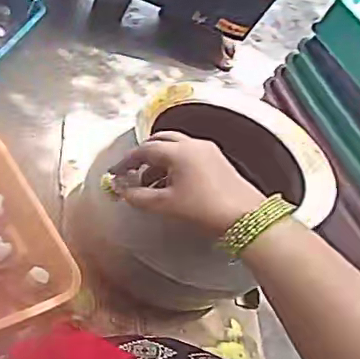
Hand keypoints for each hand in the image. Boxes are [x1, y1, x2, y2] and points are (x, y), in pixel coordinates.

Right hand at [107, 130, 271, 235]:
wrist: (245, 218)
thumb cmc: (202, 209)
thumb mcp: (163, 205)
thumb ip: (136, 195)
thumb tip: (119, 188)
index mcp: (178, 151)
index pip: (144, 149)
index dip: (126, 161)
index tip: (115, 173)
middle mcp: (193, 144)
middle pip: (160, 140)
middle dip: (142, 155)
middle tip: (130, 171)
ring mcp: (207, 150)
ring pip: (174, 147)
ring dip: (157, 161)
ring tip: (147, 184)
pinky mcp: (216, 160)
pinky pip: (187, 155)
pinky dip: (172, 164)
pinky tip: (168, 185)